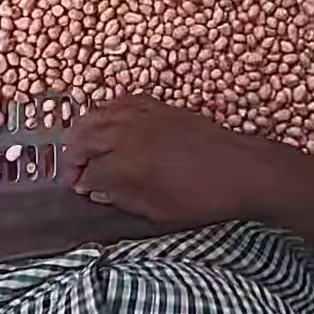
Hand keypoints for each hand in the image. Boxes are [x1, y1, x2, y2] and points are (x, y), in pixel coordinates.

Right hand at [62, 95, 313, 224]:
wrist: (240, 169)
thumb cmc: (202, 198)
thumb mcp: (159, 212)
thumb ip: (124, 199)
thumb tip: (97, 192)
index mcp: (127, 165)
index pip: (89, 173)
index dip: (79, 183)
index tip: (79, 190)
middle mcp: (129, 135)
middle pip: (85, 138)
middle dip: (73, 156)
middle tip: (73, 170)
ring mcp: (143, 116)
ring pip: (99, 115)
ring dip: (84, 130)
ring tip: (80, 144)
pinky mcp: (159, 107)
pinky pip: (124, 101)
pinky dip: (109, 109)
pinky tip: (107, 118)